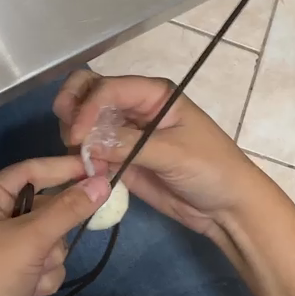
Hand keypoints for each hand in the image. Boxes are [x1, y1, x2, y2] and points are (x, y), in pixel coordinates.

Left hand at [0, 155, 109, 295]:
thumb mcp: (30, 239)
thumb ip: (69, 209)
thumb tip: (104, 182)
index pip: (29, 171)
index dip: (64, 169)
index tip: (100, 167)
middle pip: (45, 206)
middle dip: (56, 226)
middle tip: (88, 217)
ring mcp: (7, 249)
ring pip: (52, 238)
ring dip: (50, 256)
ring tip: (35, 272)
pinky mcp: (19, 275)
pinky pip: (48, 263)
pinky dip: (46, 276)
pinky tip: (33, 292)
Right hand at [52, 69, 270, 237]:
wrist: (225, 207)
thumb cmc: (211, 169)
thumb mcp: (174, 153)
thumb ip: (130, 145)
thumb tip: (88, 143)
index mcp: (154, 94)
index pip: (109, 88)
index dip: (88, 107)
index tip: (78, 137)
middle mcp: (135, 108)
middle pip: (90, 93)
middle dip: (73, 109)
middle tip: (68, 136)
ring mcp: (125, 134)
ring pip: (86, 123)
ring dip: (75, 137)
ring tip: (77, 158)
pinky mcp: (120, 160)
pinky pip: (92, 153)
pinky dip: (82, 160)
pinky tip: (83, 173)